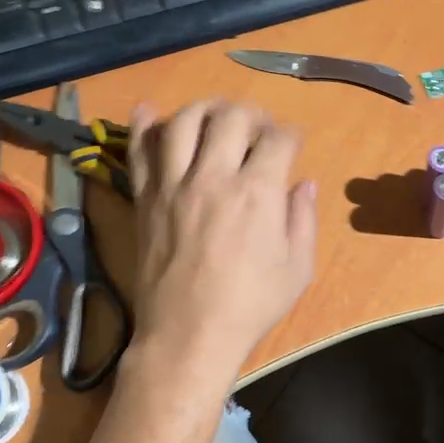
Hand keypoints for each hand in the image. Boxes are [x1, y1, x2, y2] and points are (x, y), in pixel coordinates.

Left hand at [125, 99, 316, 370]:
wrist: (189, 333)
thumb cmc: (252, 304)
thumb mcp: (298, 268)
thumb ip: (303, 220)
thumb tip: (304, 185)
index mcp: (258, 193)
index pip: (278, 139)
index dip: (292, 134)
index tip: (294, 141)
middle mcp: (215, 176)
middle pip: (231, 117)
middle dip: (252, 113)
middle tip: (259, 126)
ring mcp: (174, 184)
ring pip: (184, 121)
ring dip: (205, 109)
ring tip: (216, 116)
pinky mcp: (146, 198)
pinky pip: (140, 149)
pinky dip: (145, 124)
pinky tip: (152, 112)